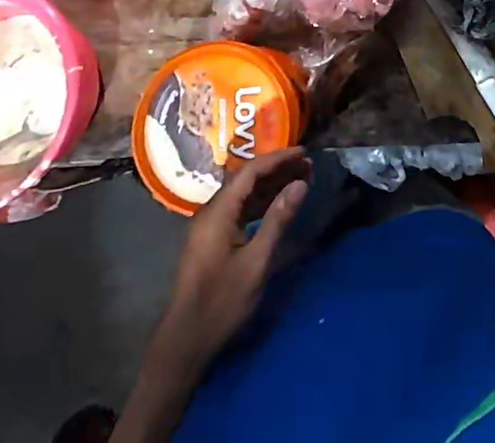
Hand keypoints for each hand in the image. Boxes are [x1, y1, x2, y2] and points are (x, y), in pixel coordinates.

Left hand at [154, 149, 309, 370]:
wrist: (186, 342)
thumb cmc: (222, 300)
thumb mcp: (257, 260)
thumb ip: (278, 218)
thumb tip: (300, 183)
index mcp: (217, 214)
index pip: (249, 172)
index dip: (278, 158)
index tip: (305, 153)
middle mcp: (210, 214)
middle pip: (246, 180)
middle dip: (278, 169)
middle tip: (309, 166)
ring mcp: (210, 227)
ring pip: (244, 194)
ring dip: (272, 184)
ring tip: (301, 180)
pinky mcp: (213, 240)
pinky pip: (241, 209)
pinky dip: (263, 201)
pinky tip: (281, 203)